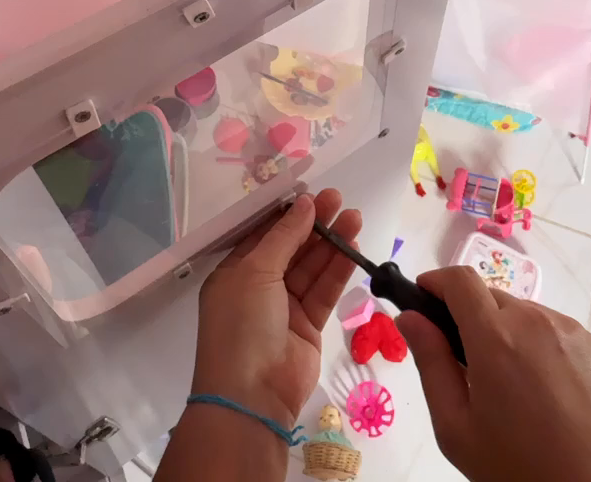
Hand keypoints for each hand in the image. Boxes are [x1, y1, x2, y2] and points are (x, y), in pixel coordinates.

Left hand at [189, 189, 361, 425]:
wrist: (252, 397)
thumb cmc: (241, 325)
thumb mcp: (256, 272)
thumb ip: (284, 237)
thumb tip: (305, 204)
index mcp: (235, 272)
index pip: (264, 234)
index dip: (288, 214)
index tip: (312, 193)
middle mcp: (258, 286)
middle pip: (291, 247)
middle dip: (314, 224)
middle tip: (338, 198)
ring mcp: (284, 307)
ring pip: (312, 266)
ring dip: (332, 243)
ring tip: (354, 216)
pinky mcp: (308, 325)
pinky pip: (324, 290)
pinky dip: (338, 269)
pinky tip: (354, 247)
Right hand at [397, 266, 590, 481]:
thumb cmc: (522, 468)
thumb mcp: (458, 429)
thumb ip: (430, 364)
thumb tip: (409, 318)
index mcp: (495, 336)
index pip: (459, 279)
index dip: (436, 281)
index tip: (422, 297)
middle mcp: (533, 319)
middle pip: (488, 296)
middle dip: (469, 317)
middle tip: (466, 366)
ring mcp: (569, 328)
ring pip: (521, 312)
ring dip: (505, 331)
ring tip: (512, 386)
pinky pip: (553, 328)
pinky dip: (537, 344)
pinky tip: (546, 391)